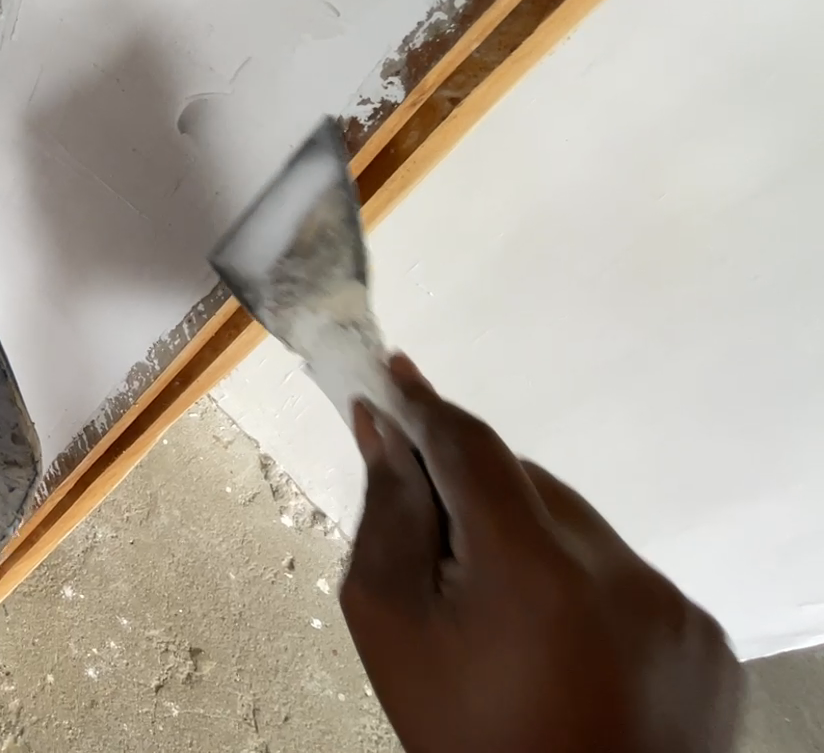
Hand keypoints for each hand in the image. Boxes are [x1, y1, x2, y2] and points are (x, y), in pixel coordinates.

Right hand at [342, 355, 741, 752]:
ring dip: (511, 520)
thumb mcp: (384, 610)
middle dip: (461, 477)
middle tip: (414, 503)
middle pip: (520, 479)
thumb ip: (386, 509)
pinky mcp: (704, 638)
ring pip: (566, 516)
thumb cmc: (450, 718)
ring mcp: (675, 607)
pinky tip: (536, 618)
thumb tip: (381, 429)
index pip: (471, 446)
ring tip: (476, 581)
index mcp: (531, 567)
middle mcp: (621, 572)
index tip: (392, 367)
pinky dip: (562, 564)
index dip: (426, 402)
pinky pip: (611, 563)